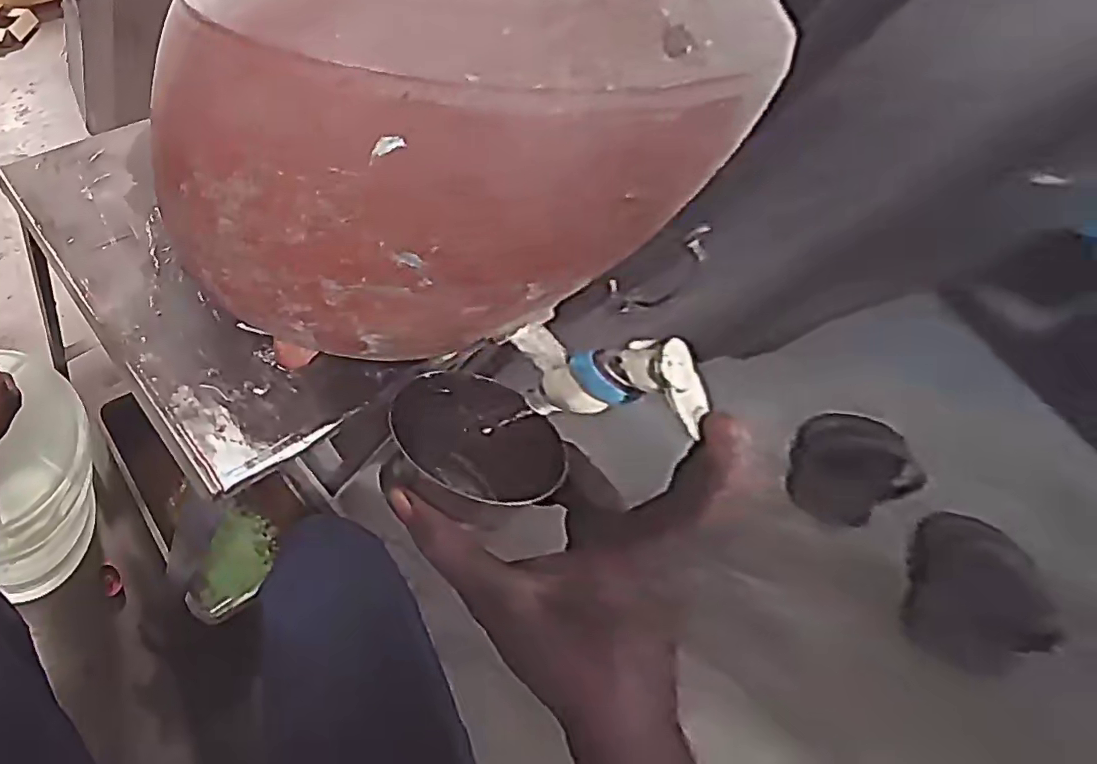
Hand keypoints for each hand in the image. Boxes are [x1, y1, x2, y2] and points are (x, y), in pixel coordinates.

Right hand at [389, 412, 747, 761]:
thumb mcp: (496, 598)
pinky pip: (631, 517)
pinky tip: (557, 483)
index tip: (726, 421)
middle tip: (670, 399)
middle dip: (687, 453)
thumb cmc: (566, 660)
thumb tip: (399, 493)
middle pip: (682, 495)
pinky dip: (601, 491)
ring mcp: (653, 566)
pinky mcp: (640, 574)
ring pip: (653, 504)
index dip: (712, 464)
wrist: (610, 724)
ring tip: (589, 432)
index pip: (686, 504)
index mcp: (633, 554)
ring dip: (639, 469)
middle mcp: (655, 554)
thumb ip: (446, 543)